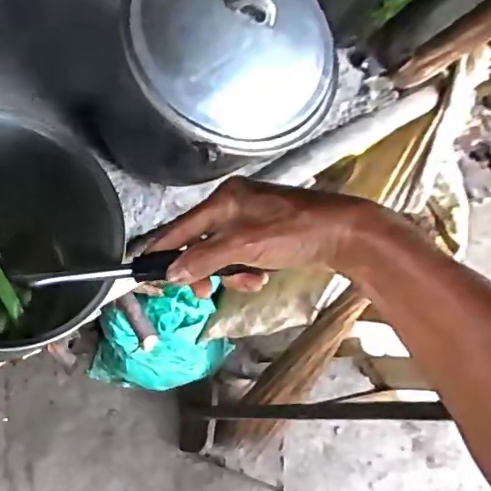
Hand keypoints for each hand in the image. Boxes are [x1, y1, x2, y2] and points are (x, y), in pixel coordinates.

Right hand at [147, 180, 385, 296]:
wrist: (347, 235)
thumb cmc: (295, 232)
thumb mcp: (243, 248)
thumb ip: (203, 260)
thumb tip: (170, 273)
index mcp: (223, 199)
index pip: (179, 228)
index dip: (161, 250)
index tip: (143, 270)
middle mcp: (232, 204)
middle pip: (197, 243)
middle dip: (202, 270)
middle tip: (202, 291)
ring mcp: (248, 217)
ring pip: (218, 253)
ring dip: (227, 273)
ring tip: (247, 282)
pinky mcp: (263, 231)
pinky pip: (238, 255)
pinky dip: (244, 270)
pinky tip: (260, 276)